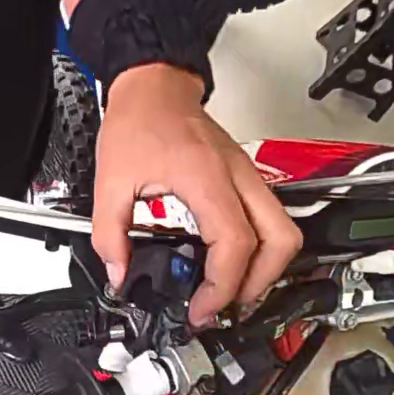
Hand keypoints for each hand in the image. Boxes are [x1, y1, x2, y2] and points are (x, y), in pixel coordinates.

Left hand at [92, 63, 301, 327]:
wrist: (154, 86)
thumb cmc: (138, 121)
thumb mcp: (110, 182)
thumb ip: (109, 234)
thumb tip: (118, 274)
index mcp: (205, 177)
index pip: (235, 242)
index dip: (223, 285)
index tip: (201, 308)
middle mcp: (237, 176)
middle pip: (281, 241)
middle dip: (258, 284)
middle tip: (224, 306)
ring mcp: (248, 176)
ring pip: (285, 232)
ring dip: (266, 269)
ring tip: (231, 292)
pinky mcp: (245, 179)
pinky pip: (269, 220)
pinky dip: (260, 250)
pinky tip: (230, 264)